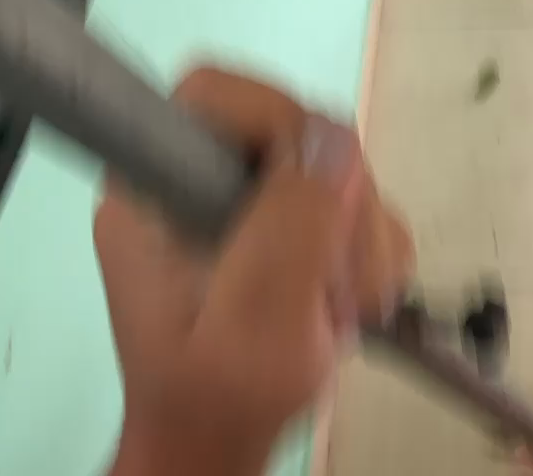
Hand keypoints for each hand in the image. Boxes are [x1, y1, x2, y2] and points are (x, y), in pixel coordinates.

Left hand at [98, 66, 413, 475]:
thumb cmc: (218, 398)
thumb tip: (334, 142)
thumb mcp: (253, 324)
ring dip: (360, 240)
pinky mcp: (294, 215)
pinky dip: (372, 252)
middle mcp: (204, 172)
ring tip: (338, 310)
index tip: (313, 192)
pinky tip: (350, 304)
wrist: (225, 448)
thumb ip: (291, 227)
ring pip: (339, 165)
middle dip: (337, 207)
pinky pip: (360, 200)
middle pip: (297, 126)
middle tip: (337, 281)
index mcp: (160, 181)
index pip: (212, 92)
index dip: (272, 118)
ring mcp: (254, 193)